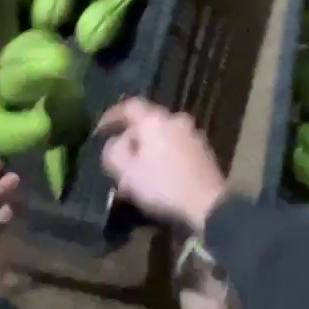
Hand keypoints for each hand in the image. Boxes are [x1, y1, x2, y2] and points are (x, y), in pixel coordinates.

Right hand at [98, 98, 226, 230]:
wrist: (207, 202)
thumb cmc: (162, 184)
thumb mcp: (127, 172)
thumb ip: (114, 151)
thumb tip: (116, 141)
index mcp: (155, 120)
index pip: (130, 106)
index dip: (112, 116)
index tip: (101, 130)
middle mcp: (176, 119)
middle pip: (147, 122)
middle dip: (132, 138)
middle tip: (120, 156)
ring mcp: (193, 133)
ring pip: (162, 135)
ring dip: (148, 149)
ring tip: (138, 171)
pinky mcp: (203, 149)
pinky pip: (175, 146)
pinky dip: (164, 155)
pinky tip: (158, 175)